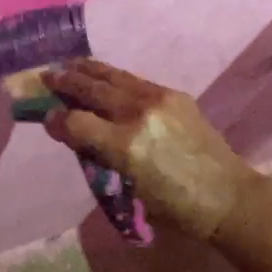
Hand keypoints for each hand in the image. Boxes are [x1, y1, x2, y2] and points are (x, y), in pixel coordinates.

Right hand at [42, 60, 256, 237]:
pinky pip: (135, 80)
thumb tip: (75, 133)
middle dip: (65, 82)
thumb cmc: (175, 206)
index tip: (45, 117)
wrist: (226, 195)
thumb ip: (100, 156)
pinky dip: (114, 77)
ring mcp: (158, 99)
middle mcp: (138, 114)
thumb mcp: (129, 187)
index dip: (56, 119)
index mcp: (125, 146)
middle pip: (91, 89)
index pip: (76, 122)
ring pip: (113, 76)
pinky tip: (103, 76)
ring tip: (69, 64)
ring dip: (88, 70)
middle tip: (46, 76)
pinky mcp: (173, 94)